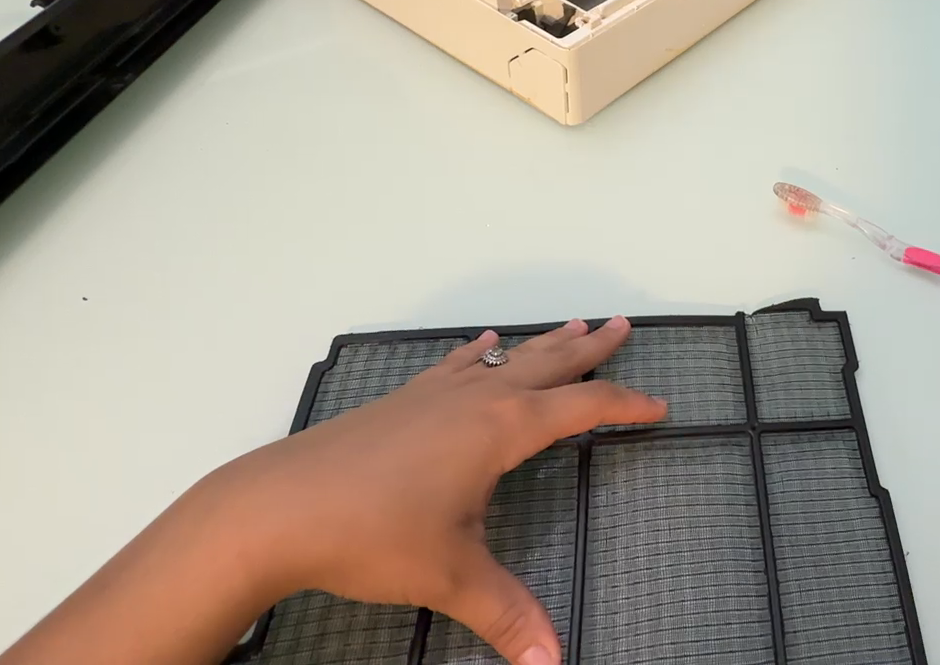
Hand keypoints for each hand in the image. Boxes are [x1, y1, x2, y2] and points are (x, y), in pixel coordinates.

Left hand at [196, 317, 665, 664]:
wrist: (279, 506)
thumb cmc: (375, 534)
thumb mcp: (450, 576)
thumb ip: (506, 615)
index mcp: (506, 428)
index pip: (584, 408)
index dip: (627, 405)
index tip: (660, 405)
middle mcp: (484, 397)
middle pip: (553, 362)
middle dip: (593, 347)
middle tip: (623, 324)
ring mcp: (443, 390)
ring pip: (512, 356)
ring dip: (548, 342)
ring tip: (576, 324)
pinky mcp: (409, 396)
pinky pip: (459, 363)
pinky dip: (481, 351)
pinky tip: (485, 343)